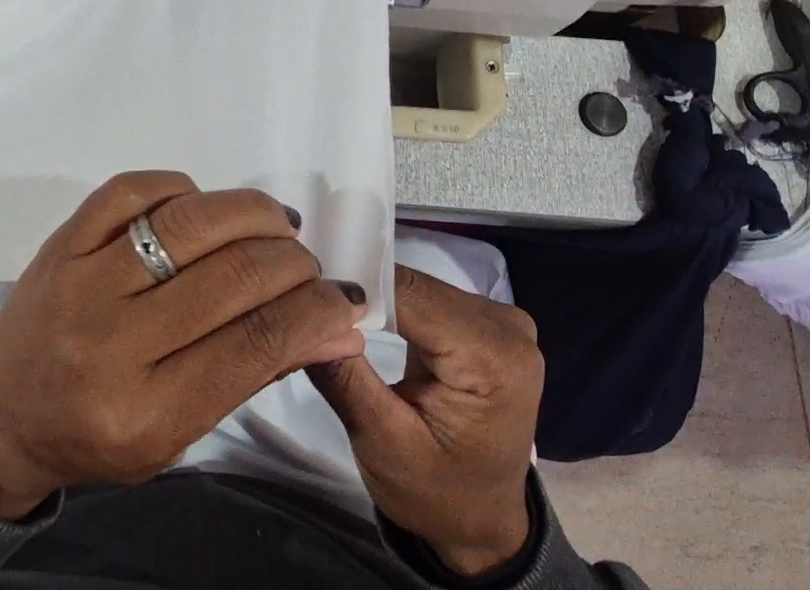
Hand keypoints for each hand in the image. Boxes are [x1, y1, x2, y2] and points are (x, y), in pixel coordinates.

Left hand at [0, 171, 368, 519]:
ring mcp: (80, 282)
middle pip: (230, 278)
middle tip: (307, 267)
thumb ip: (253, 375)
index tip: (344, 301)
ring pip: (188, 224)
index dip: (316, 314)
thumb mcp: (178, 435)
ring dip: (252, 215)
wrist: (4, 415)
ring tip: (278, 227)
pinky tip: (205, 207)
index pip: (254, 344)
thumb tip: (338, 326)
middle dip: (292, 265)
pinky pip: (131, 190)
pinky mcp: (62, 242)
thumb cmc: (96, 438)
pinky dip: (183, 188)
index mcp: (143, 410)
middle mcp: (110, 341)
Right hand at [307, 265, 542, 577]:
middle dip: (358, 294)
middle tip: (305, 308)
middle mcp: (506, 326)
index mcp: (494, 356)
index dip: (353, 287)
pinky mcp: (483, 323)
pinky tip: (359, 319)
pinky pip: (423, 298)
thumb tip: (306, 317)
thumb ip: (344, 375)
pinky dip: (387, 306)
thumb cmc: (436, 493)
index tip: (302, 295)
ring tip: (326, 315)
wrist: (480, 524)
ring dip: (369, 298)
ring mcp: (498, 321)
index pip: (408, 292)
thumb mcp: (380, 442)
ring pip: (413, 286)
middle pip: (412, 285)